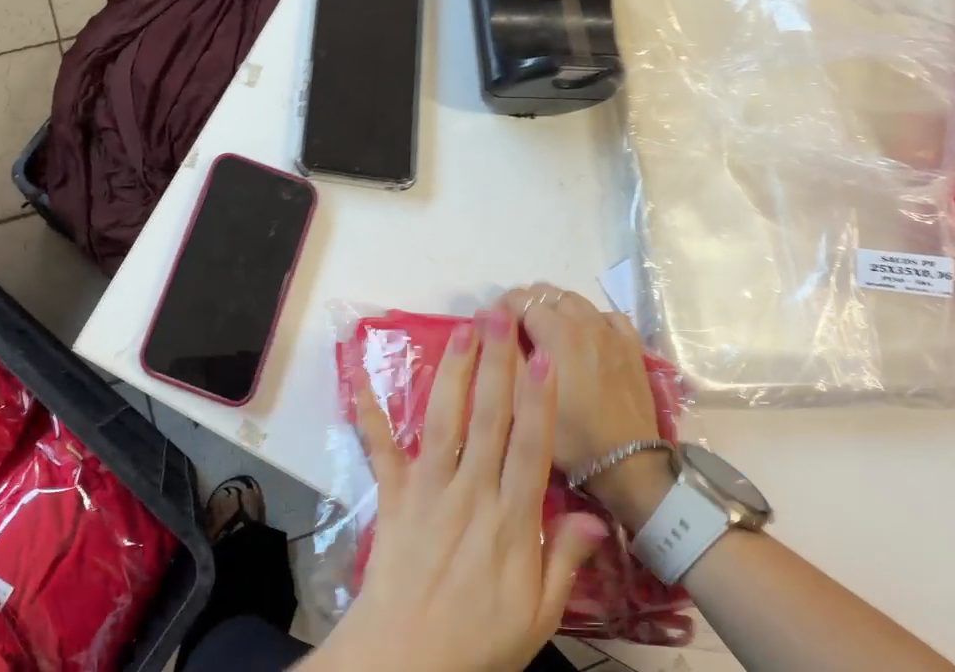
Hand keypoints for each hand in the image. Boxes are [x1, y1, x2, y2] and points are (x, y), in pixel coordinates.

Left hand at [308, 308, 607, 671]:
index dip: (538, 400)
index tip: (544, 357)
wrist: (407, 658)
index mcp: (511, 520)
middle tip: (500, 317)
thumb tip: (595, 515)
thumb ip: (566, 560)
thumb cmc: (480, 640)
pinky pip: (379, 447)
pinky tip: (359, 375)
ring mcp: (426, 489)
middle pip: (487, 418)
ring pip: (444, 420)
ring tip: (463, 329)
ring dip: (453, 371)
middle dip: (496, 364)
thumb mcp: (539, 615)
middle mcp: (469, 492)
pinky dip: (368, 410)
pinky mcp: (392, 495)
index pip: (529, 447)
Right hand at [505, 285, 672, 529]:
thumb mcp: (521, 400)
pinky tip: (583, 334)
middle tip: (513, 330)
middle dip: (525, 304)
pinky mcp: (631, 348)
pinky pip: (608, 316)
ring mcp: (612, 333)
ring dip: (555, 307)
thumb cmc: (568, 434)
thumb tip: (485, 319)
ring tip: (544, 331)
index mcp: (557, 332)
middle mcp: (585, 323)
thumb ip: (502, 354)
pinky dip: (589, 317)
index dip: (500, 308)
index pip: (520, 300)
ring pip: (577, 300)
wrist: (627, 462)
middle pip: (547, 294)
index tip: (489, 327)